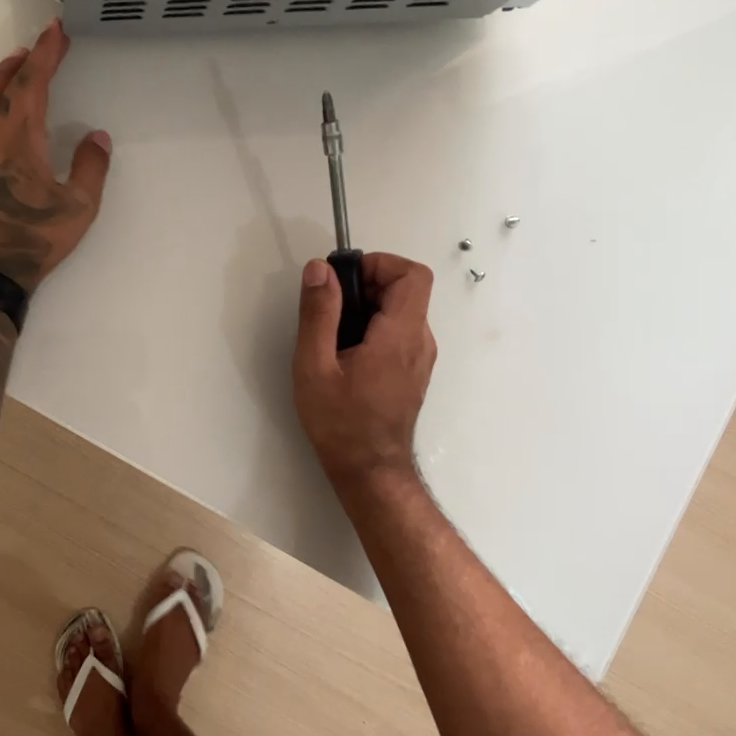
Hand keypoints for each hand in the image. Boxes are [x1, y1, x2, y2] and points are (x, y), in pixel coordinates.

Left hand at [0, 19, 111, 292]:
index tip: (55, 32)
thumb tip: (97, 139)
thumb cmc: (35, 242)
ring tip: (10, 72)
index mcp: (18, 141)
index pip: (31, 84)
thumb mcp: (78, 209)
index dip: (45, 53)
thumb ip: (90, 168)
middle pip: (1, 87)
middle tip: (39, 49)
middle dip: (22, 62)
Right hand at [291, 253, 437, 492]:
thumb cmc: (340, 422)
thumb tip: (320, 269)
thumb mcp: (314, 365)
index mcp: (400, 335)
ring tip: (332, 334)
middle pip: (407, 289)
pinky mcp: (413, 372)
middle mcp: (420, 342)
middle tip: (329, 307)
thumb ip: (318, 313)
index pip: (412, 274)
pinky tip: (346, 353)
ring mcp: (421, 358)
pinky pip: (399, 331)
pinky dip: (374, 327)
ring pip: (402, 310)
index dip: (379, 264)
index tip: (343, 280)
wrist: (369, 471)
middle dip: (367, 284)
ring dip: (369, 307)